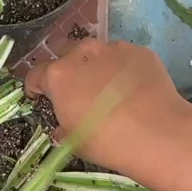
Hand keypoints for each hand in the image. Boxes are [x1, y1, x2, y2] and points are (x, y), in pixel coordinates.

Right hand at [27, 41, 191, 190]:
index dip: (36, 88)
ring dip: (96, 66)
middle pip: (66, 55)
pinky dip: (123, 69)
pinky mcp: (140, 52)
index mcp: (58, 76)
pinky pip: (124, 58)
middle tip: (78, 92)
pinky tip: (133, 89)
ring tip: (109, 89)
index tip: (40, 98)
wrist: (156, 133)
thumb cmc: (105, 141)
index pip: (35, 75)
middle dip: (68, 71)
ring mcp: (113, 49)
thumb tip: (63, 126)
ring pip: (97, 53)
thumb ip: (62, 127)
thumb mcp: (73, 141)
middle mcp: (83, 54)